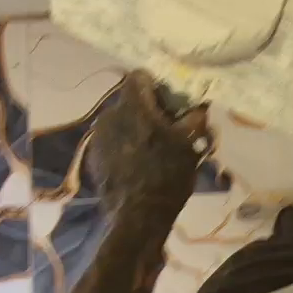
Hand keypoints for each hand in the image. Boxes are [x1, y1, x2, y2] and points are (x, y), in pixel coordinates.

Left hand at [86, 72, 207, 213]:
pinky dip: (124, 147)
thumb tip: (198, 108)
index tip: (170, 105)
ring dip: (135, 130)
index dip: (157, 87)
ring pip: (120, 122)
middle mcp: (109, 114)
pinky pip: (112, 142)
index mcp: (133, 105)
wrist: (139, 216)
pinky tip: (137, 166)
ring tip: (152, 151)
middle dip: (147, 111)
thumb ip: (194, 119)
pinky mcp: (94, 157)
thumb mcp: (190, 145)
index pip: (140, 77)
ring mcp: (98, 137)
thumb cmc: (168, 176)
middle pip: (130, 101)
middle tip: (166, 130)